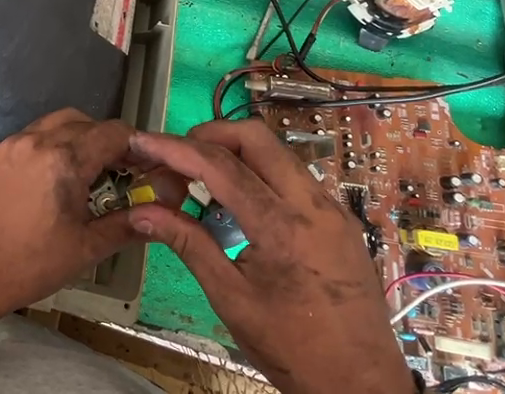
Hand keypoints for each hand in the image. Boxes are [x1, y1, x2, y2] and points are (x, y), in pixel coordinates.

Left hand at [0, 109, 139, 312]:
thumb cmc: (30, 263)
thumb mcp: (85, 249)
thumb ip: (126, 225)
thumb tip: (158, 215)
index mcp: (63, 160)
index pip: (111, 133)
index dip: (133, 145)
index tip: (142, 165)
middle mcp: (37, 140)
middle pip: (83, 121)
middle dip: (105, 140)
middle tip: (116, 171)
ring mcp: (12, 143)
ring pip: (54, 123)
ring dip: (76, 138)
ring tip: (84, 174)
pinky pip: (30, 135)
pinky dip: (49, 145)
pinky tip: (51, 178)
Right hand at [128, 119, 414, 393]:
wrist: (363, 389)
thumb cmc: (293, 350)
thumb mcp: (231, 300)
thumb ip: (187, 244)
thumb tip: (140, 212)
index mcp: (282, 228)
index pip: (219, 165)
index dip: (173, 147)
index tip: (141, 141)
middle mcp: (312, 205)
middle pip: (253, 136)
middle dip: (207, 135)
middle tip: (176, 159)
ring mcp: (332, 208)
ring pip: (276, 150)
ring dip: (234, 151)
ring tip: (202, 179)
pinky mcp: (340, 218)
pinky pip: (293, 174)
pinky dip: (258, 171)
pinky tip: (239, 202)